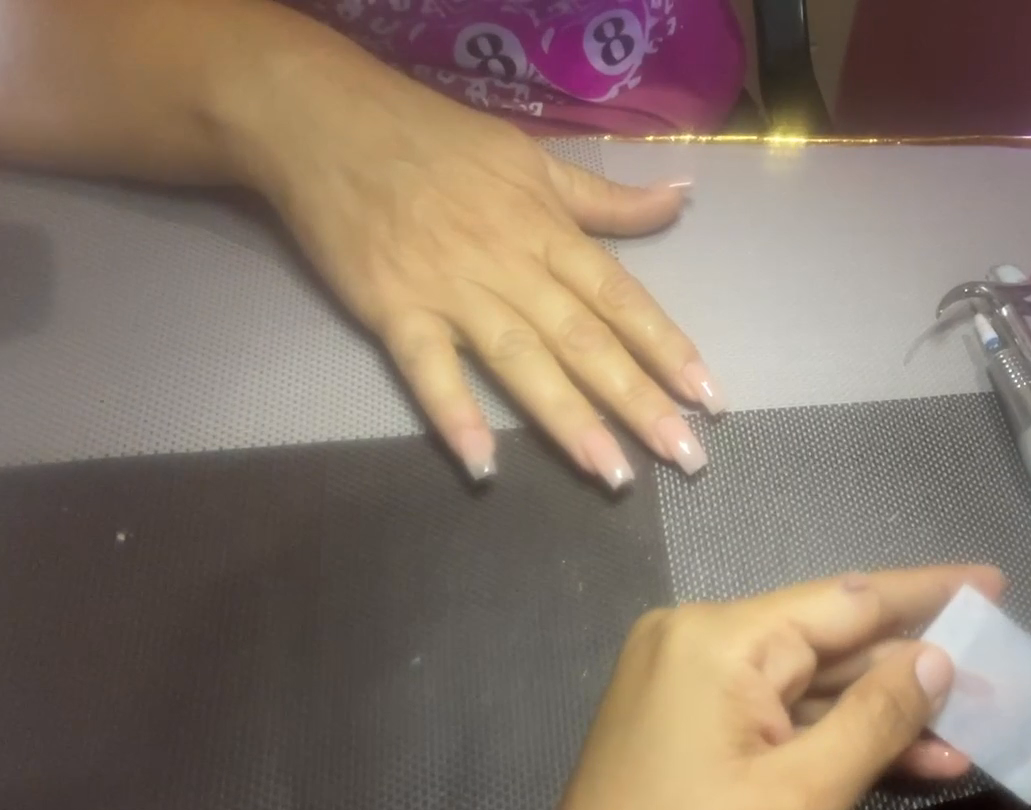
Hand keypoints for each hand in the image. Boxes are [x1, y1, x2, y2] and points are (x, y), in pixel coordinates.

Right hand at [221, 37, 721, 487]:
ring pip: (523, 363)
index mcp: (551, 233)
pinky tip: (483, 466)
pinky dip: (453, 414)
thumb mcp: (538, 162)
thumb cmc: (441, 142)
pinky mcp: (393, 309)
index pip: (624, 302)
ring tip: (613, 473)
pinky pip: (427, 370)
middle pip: (588, 344)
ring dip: (570, 422)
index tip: (710, 399)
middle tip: (686, 456)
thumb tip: (681, 196)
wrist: (321, 115)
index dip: (670, 351)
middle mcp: (513, 267)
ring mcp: (453, 291)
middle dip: (640, 403)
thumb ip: (610, 200)